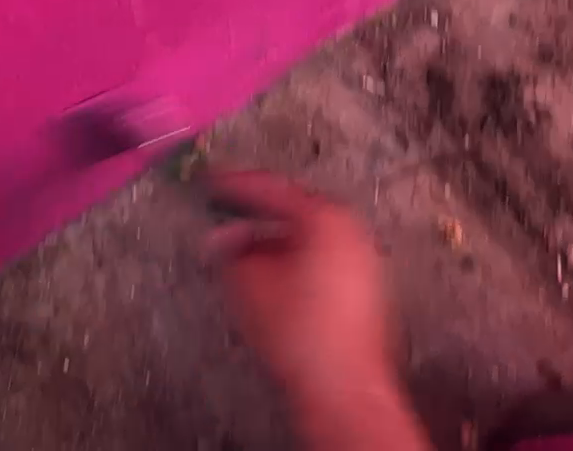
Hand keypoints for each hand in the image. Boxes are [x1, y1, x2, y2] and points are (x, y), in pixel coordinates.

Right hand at [207, 172, 431, 450]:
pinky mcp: (364, 287)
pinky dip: (291, 259)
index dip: (233, 184)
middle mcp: (349, 229)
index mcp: (324, 217)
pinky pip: (319, 257)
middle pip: (292, 210)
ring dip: (271, 241)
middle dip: (253, 217)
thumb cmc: (296, 329)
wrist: (345, 390)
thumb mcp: (247, 281)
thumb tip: (222, 236)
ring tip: (240, 254)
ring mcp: (362, 258)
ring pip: (305, 237)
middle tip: (223, 218)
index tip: (208, 181)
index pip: (270, 188)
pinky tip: (269, 277)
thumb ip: (229, 248)